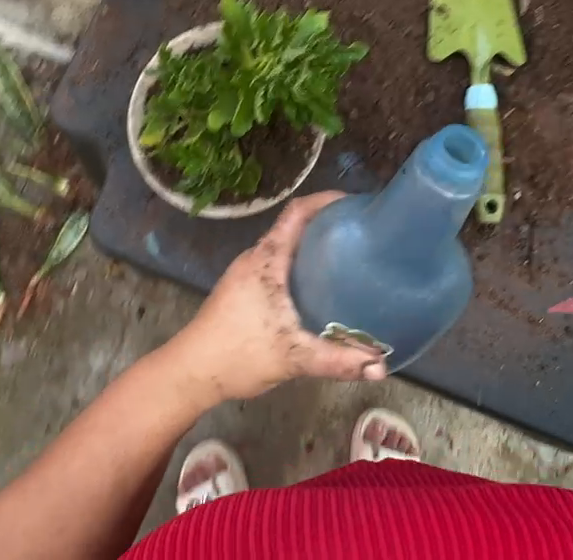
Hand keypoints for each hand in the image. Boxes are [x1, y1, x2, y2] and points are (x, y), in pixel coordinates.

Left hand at [161, 191, 387, 404]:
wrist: (191, 372)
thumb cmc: (239, 354)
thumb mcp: (294, 357)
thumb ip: (337, 360)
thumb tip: (381, 366)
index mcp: (266, 260)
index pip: (296, 213)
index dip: (323, 200)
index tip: (350, 201)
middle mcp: (254, 258)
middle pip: (292, 227)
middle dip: (323, 224)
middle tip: (356, 234)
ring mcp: (244, 272)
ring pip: (282, 247)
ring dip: (309, 245)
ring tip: (343, 257)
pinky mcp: (239, 288)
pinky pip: (274, 263)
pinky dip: (296, 263)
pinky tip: (314, 286)